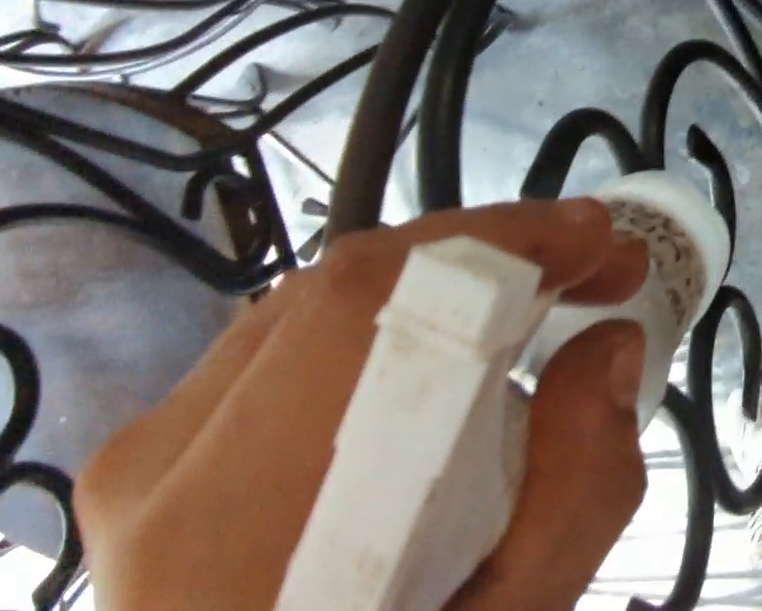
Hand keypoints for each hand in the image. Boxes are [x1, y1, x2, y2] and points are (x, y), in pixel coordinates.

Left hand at [76, 200, 650, 610]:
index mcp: (233, 523)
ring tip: (545, 294)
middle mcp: (165, 466)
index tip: (597, 239)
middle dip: (497, 250)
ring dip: (455, 277)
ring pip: (329, 300)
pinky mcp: (163, 454)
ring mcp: (151, 454)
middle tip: (595, 263)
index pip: (365, 305)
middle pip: (351, 286)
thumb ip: (580, 488)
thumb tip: (610, 343)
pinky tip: (467, 341)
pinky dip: (405, 314)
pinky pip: (304, 338)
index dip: (495, 243)